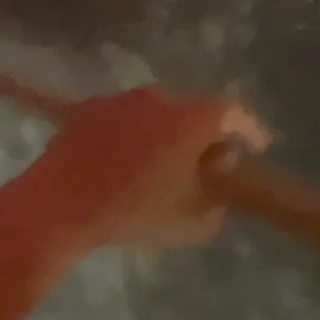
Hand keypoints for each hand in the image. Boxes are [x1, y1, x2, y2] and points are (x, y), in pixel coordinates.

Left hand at [25, 88, 269, 250]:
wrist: (62, 200)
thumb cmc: (134, 211)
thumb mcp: (194, 221)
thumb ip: (217, 198)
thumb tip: (215, 181)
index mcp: (187, 119)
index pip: (231, 112)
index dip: (248, 128)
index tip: (257, 146)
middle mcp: (154, 98)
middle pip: (191, 108)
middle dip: (204, 131)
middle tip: (208, 160)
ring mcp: (117, 99)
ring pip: (155, 110)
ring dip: (166, 129)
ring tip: (165, 160)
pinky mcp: (87, 107)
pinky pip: (124, 116)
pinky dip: (134, 131)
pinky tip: (128, 156)